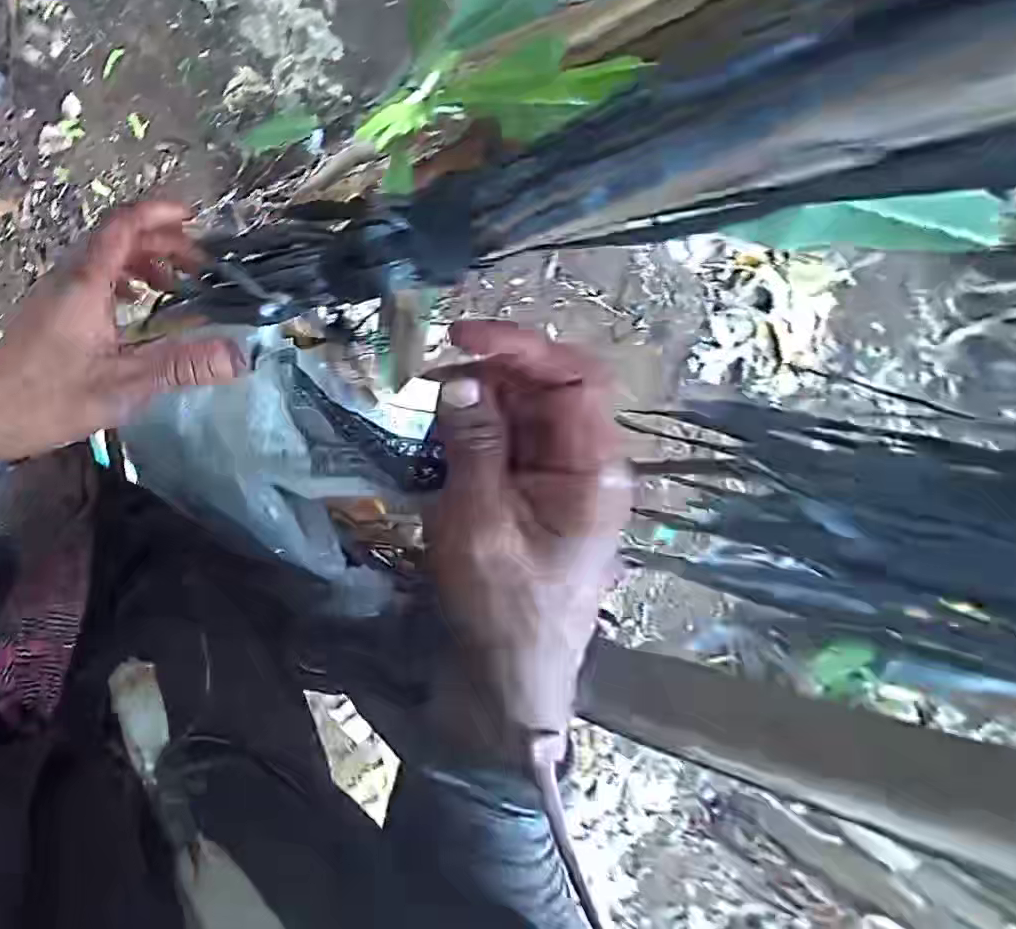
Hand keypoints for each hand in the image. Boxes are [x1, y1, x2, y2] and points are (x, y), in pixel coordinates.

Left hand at [0, 201, 245, 460]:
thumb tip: (240, 356)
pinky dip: (121, 277)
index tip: (194, 218)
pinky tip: (134, 303)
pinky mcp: (49, 309)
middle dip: (162, 242)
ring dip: (142, 260)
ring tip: (173, 285)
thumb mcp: (126, 383)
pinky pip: (90, 275)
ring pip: (103, 255)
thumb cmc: (54, 399)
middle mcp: (67, 276)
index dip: (160, 213)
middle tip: (198, 266)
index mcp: (85, 282)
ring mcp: (54, 291)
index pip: (124, 224)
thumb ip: (183, 364)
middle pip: (117, 236)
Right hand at [423, 320, 632, 762]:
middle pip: (543, 390)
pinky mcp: (528, 494)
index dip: (522, 346)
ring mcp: (555, 479)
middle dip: (487, 375)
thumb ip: (473, 444)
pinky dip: (468, 432)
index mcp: (592, 468)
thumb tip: (458, 379)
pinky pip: (503, 444)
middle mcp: (581, 464)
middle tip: (425, 382)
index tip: (461, 337)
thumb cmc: (501, 604)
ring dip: (472, 403)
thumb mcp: (479, 519)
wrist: (506, 678)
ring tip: (423, 412)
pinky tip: (435, 442)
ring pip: (518, 415)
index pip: (574, 377)